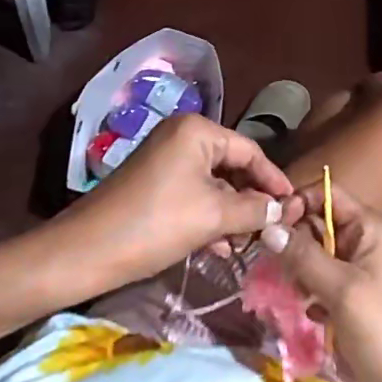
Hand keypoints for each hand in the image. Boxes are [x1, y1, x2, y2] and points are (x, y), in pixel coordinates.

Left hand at [56, 115, 295, 287]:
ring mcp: (165, 157)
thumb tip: (284, 209)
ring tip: (245, 243)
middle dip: (252, 198)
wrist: (86, 251)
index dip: (274, 179)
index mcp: (197, 130)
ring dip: (232, 211)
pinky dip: (210, 215)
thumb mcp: (212, 217)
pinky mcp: (154, 181)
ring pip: (213, 182)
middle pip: (232, 164)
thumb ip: (254, 209)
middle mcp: (181, 135)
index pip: (250, 150)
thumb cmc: (156, 223)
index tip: (295, 207)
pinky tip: (219, 245)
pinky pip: (194, 192)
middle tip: (272, 229)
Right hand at [261, 184, 381, 381]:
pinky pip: (310, 273)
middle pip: (315, 219)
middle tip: (272, 258)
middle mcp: (359, 238)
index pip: (327, 193)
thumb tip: (267, 227)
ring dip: (295, 265)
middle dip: (293, 237)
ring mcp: (350, 265)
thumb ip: (303, 254)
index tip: (272, 223)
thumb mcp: (339, 287)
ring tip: (291, 287)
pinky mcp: (340, 290)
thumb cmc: (375, 328)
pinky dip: (302, 285)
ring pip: (309, 247)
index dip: (300, 202)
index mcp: (368, 226)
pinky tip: (303, 305)